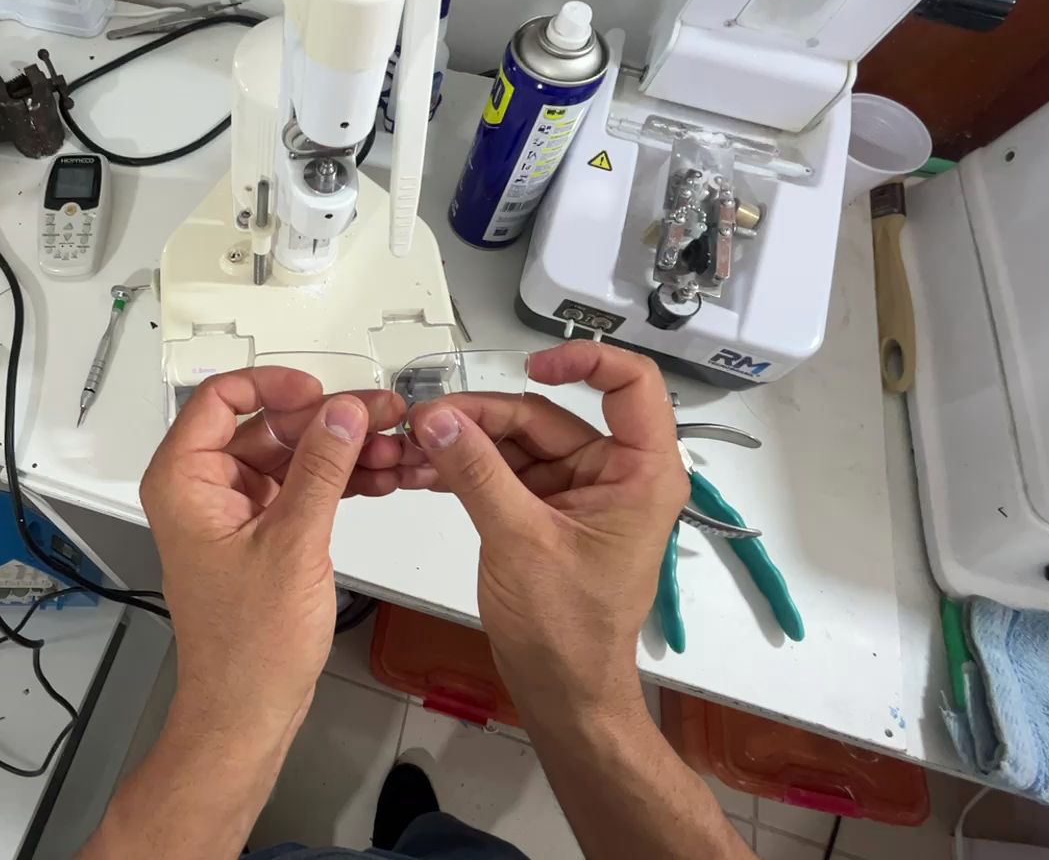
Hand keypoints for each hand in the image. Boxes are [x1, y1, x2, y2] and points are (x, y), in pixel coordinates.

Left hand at [140, 367, 407, 743]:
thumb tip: (343, 412)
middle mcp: (204, 485)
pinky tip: (380, 476)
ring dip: (342, 450)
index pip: (222, 397)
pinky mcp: (263, 525)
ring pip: (291, 453)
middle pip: (267, 424)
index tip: (321, 391)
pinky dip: (338, 479)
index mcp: (184, 479)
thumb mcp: (292, 544)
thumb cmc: (247, 647)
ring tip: (391, 448)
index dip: (274, 385)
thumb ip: (321, 469)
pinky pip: (301, 483)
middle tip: (380, 416)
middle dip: (327, 421)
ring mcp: (235, 505)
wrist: (249, 712)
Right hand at [403, 342, 686, 713]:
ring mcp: (570, 489)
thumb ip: (475, 471)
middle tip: (422, 422)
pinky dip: (462, 467)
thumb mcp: (519, 539)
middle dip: (481, 417)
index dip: (585, 360)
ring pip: (512, 440)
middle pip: (543, 415)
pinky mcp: (538, 507)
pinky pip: (498, 469)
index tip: (531, 366)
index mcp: (637, 471)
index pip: (630, 385)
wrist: (560, 689)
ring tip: (410, 448)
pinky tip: (421, 469)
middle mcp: (608, 471)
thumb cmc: (566, 626)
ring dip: (461, 442)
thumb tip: (434, 416)